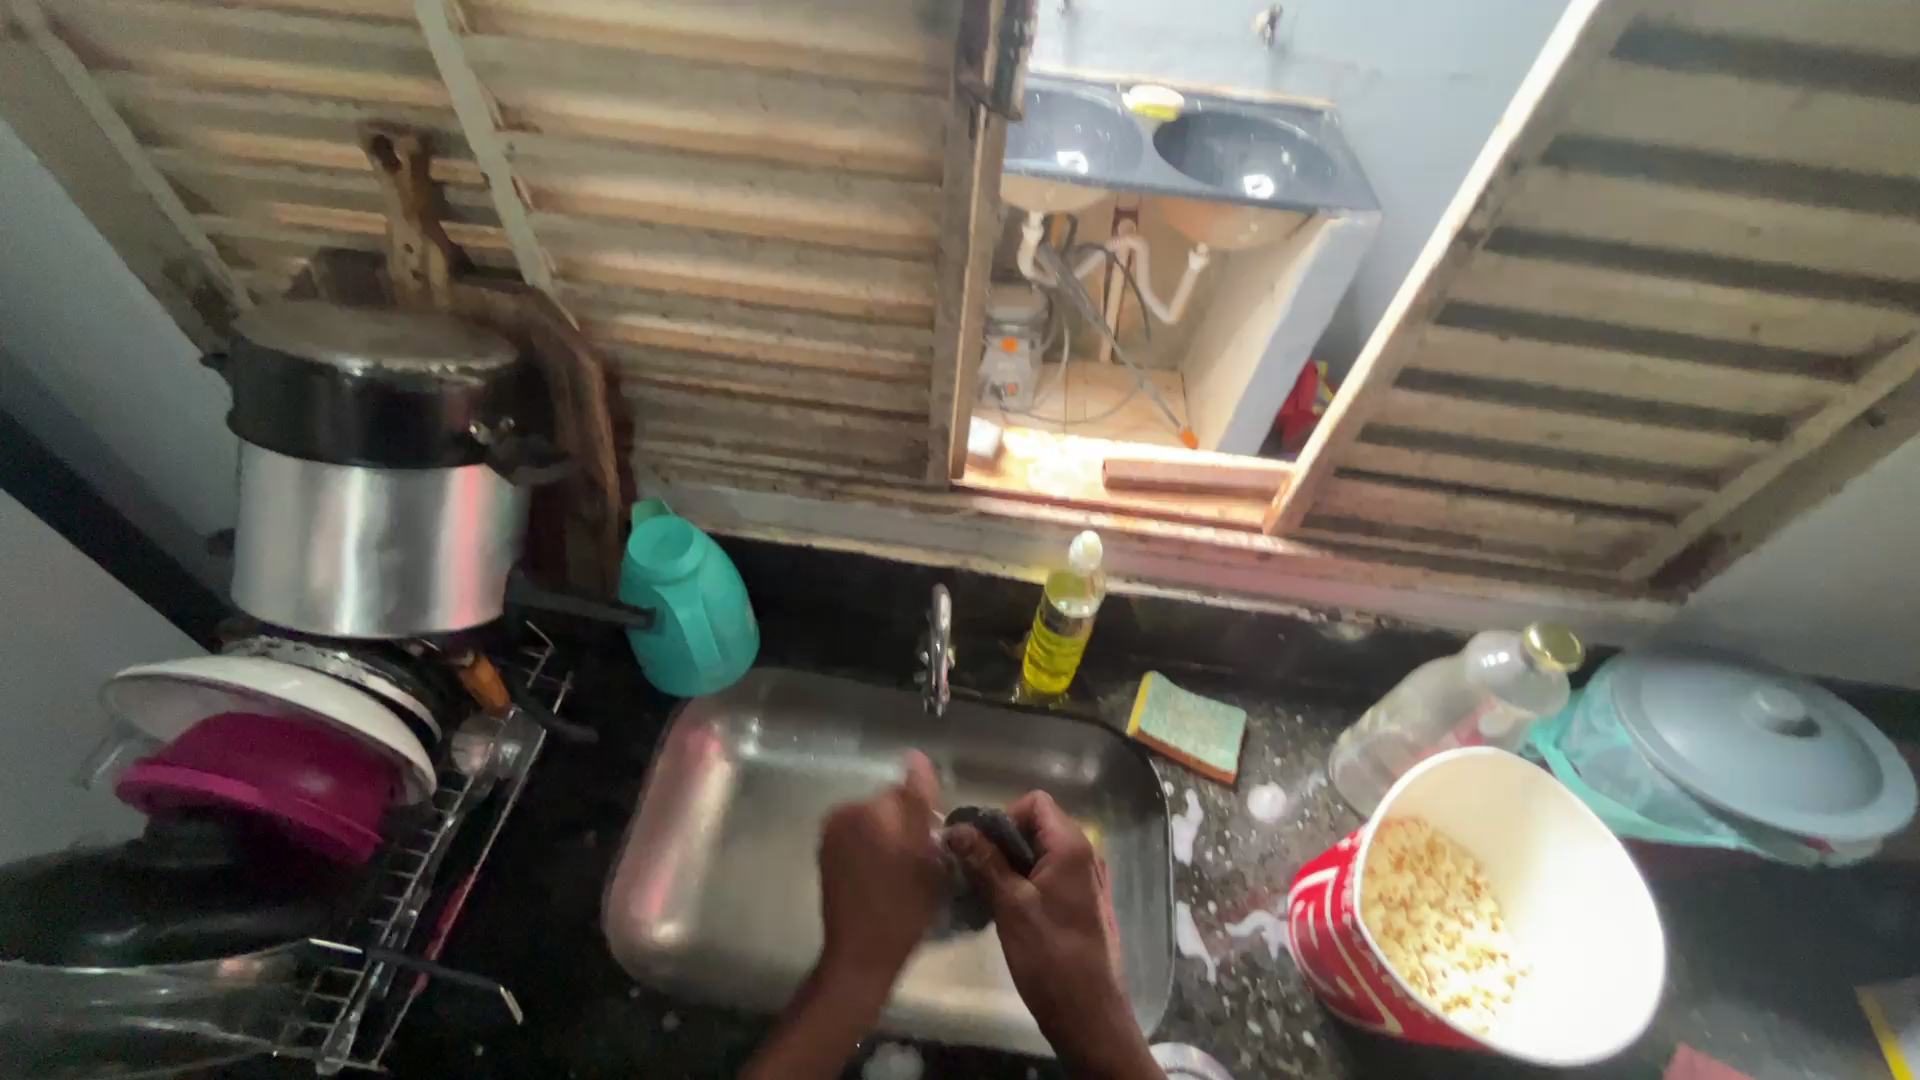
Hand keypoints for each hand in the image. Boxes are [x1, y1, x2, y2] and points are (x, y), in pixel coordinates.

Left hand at [817, 750, 948, 988]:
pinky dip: (872, 849)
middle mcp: (845, 813)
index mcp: (870, 810)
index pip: (908, 792)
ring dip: (889, 836)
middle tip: (919, 859)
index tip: (931, 841)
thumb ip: (920, 800)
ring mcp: (831, 834)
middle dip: (906, 824)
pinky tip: (881, 876)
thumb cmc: (904, 907)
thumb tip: (914, 755)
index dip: (925, 816)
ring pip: (875, 821)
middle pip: (890, 805)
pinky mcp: (826, 854)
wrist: (861, 954)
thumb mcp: (928, 855)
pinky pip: (859, 837)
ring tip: (900, 871)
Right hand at [947, 791, 1155, 1077]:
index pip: (1035, 802)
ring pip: (1044, 852)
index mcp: (1073, 846)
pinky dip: (1030, 881)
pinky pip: (1055, 875)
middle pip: (1039, 825)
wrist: (1092, 1018)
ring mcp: (1090, 881)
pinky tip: (1010, 910)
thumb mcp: (1010, 905)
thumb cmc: (1051, 957)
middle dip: (1005, 841)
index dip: (1005, 816)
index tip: (983, 848)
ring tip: (989, 892)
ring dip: (1014, 864)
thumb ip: (985, 861)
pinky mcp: (1087, 904)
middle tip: (978, 871)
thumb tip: (956, 828)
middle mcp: (1087, 854)